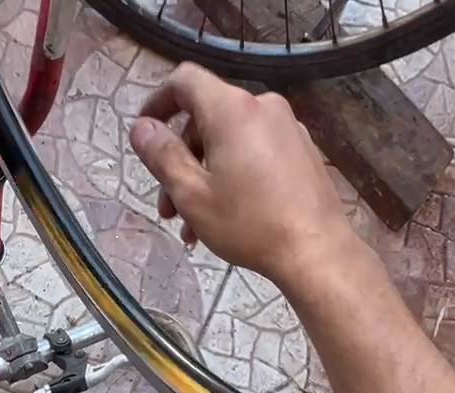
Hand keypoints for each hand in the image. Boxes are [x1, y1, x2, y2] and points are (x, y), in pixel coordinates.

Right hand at [129, 64, 355, 281]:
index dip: (157, 102)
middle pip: (206, 118)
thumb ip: (162, 156)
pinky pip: (253, 152)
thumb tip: (140, 128)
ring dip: (202, 177)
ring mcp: (285, 127)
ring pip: (228, 142)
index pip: (185, 81)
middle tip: (167, 207)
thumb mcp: (192, 195)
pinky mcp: (299, 150)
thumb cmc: (248, 224)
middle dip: (180, 159)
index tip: (144, 134)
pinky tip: (224, 216)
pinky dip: (230, 176)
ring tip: (192, 224)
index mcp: (230, 110)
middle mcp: (261, 107)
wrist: (314, 249)